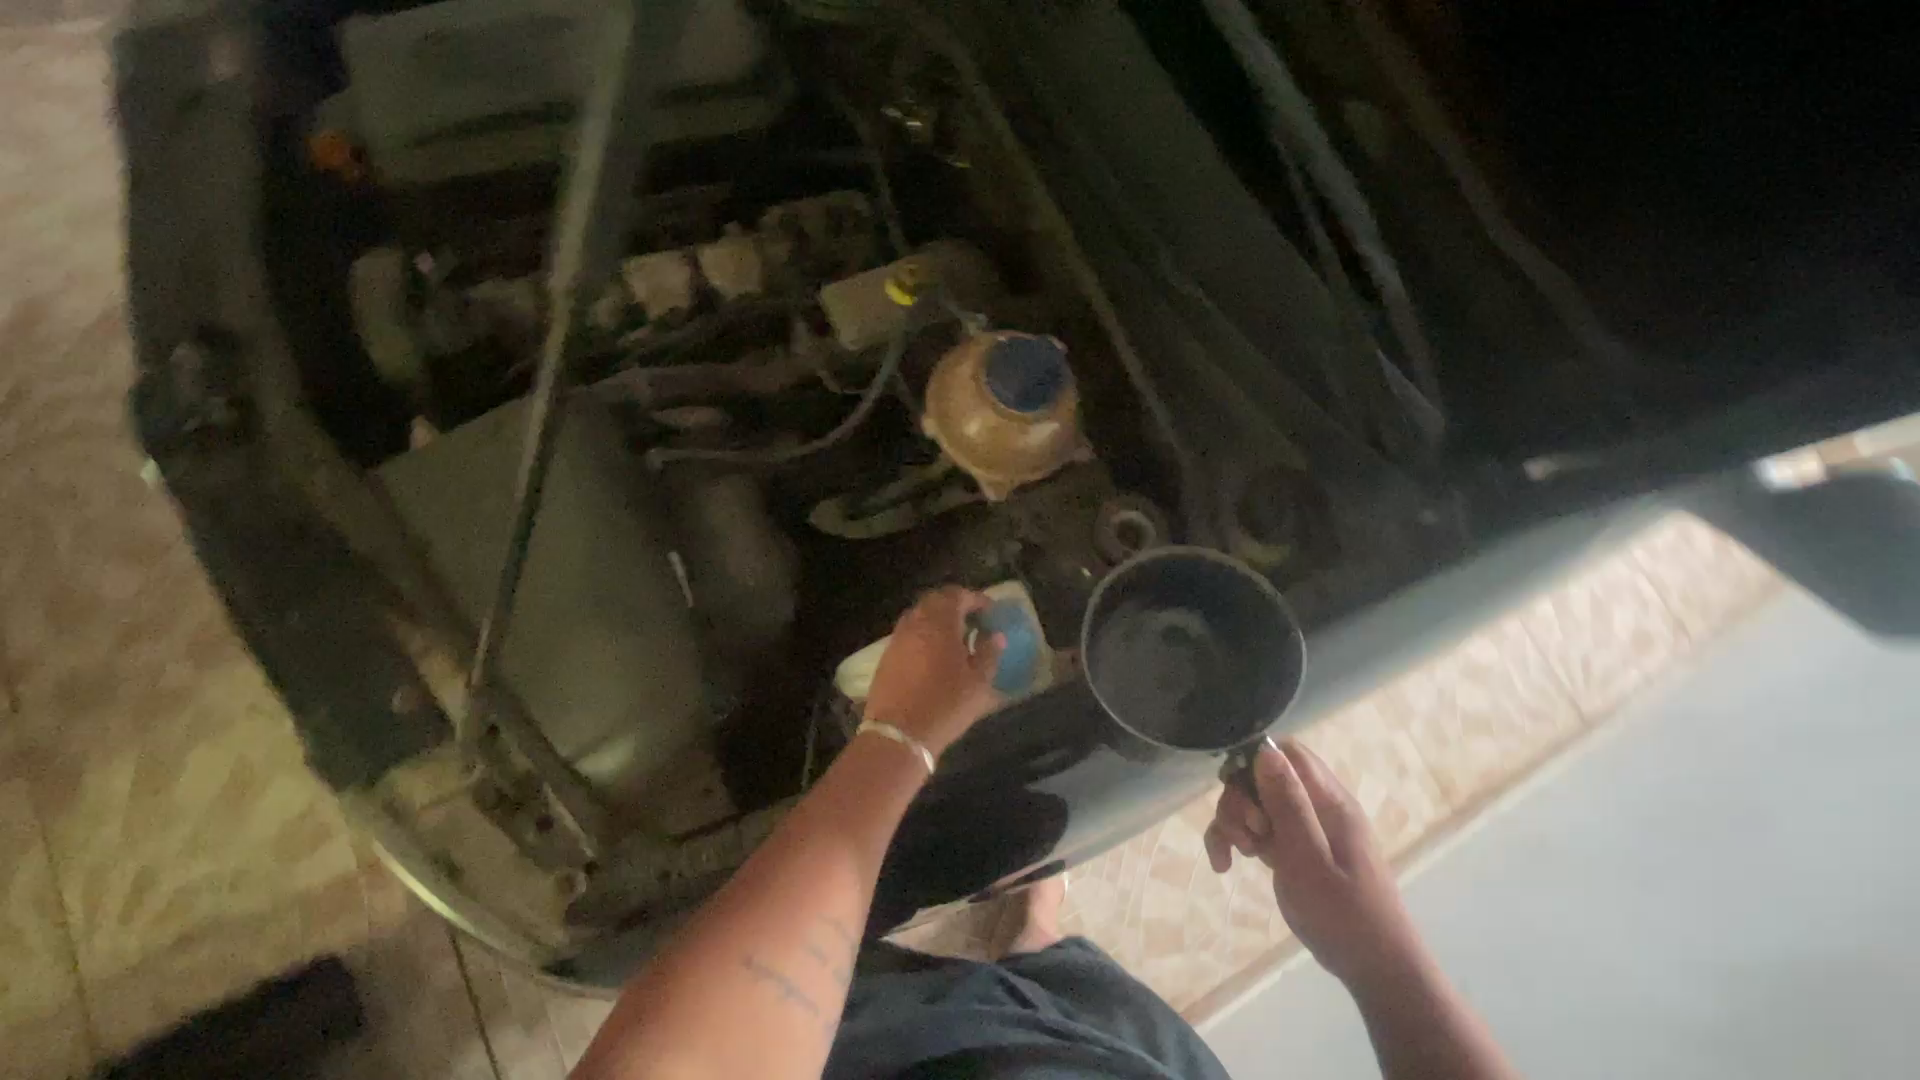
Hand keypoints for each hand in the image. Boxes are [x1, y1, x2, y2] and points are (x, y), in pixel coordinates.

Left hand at [863, 587, 1005, 756]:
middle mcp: (915, 623)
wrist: (898, 734)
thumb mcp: (978, 683)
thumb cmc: (945, 705)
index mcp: (939, 622)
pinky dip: (924, 635)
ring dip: (937, 620)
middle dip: (955, 605)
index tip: (990, 611)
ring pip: (919, 616)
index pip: (957, 595)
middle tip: (973, 620)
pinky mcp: (887, 656)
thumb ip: (989, 654)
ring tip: (955, 638)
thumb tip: (995, 636)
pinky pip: (908, 634)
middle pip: (935, 600)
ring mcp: (897, 639)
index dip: (976, 599)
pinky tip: (934, 655)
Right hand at [1205, 739, 1428, 988]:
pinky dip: (1235, 842)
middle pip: (1262, 777)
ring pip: (1253, 803)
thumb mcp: (1309, 860)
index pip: (1287, 753)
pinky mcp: (1292, 850)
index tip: (1235, 790)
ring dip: (1233, 822)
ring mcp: (1304, 829)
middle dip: (1239, 800)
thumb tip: (1264, 750)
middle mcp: (1317, 807)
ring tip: (1236, 855)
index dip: (1254, 761)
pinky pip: (1255, 830)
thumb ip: (1288, 804)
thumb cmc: (1345, 915)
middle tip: (1244, 836)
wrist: (1373, 969)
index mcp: (1329, 801)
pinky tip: (1225, 865)